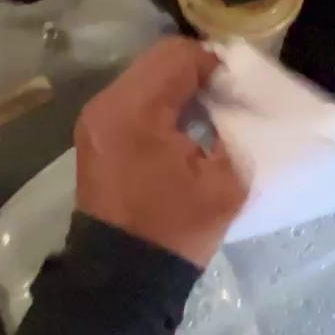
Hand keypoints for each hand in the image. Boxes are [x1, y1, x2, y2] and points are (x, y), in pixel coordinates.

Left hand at [76, 37, 249, 267]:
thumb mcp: (226, 182)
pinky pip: (133, 97)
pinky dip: (161, 100)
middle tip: (228, 95)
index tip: (238, 87)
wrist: (123, 278)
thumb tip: (238, 104)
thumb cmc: (176, 230)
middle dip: (197, 70)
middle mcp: (106, 105)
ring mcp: (95, 119)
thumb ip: (236, 131)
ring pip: (145, 75)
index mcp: (134, 112)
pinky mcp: (95, 133)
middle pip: (158, 60)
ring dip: (179, 84)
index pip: (179, 56)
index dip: (215, 62)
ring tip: (209, 109)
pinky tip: (184, 124)